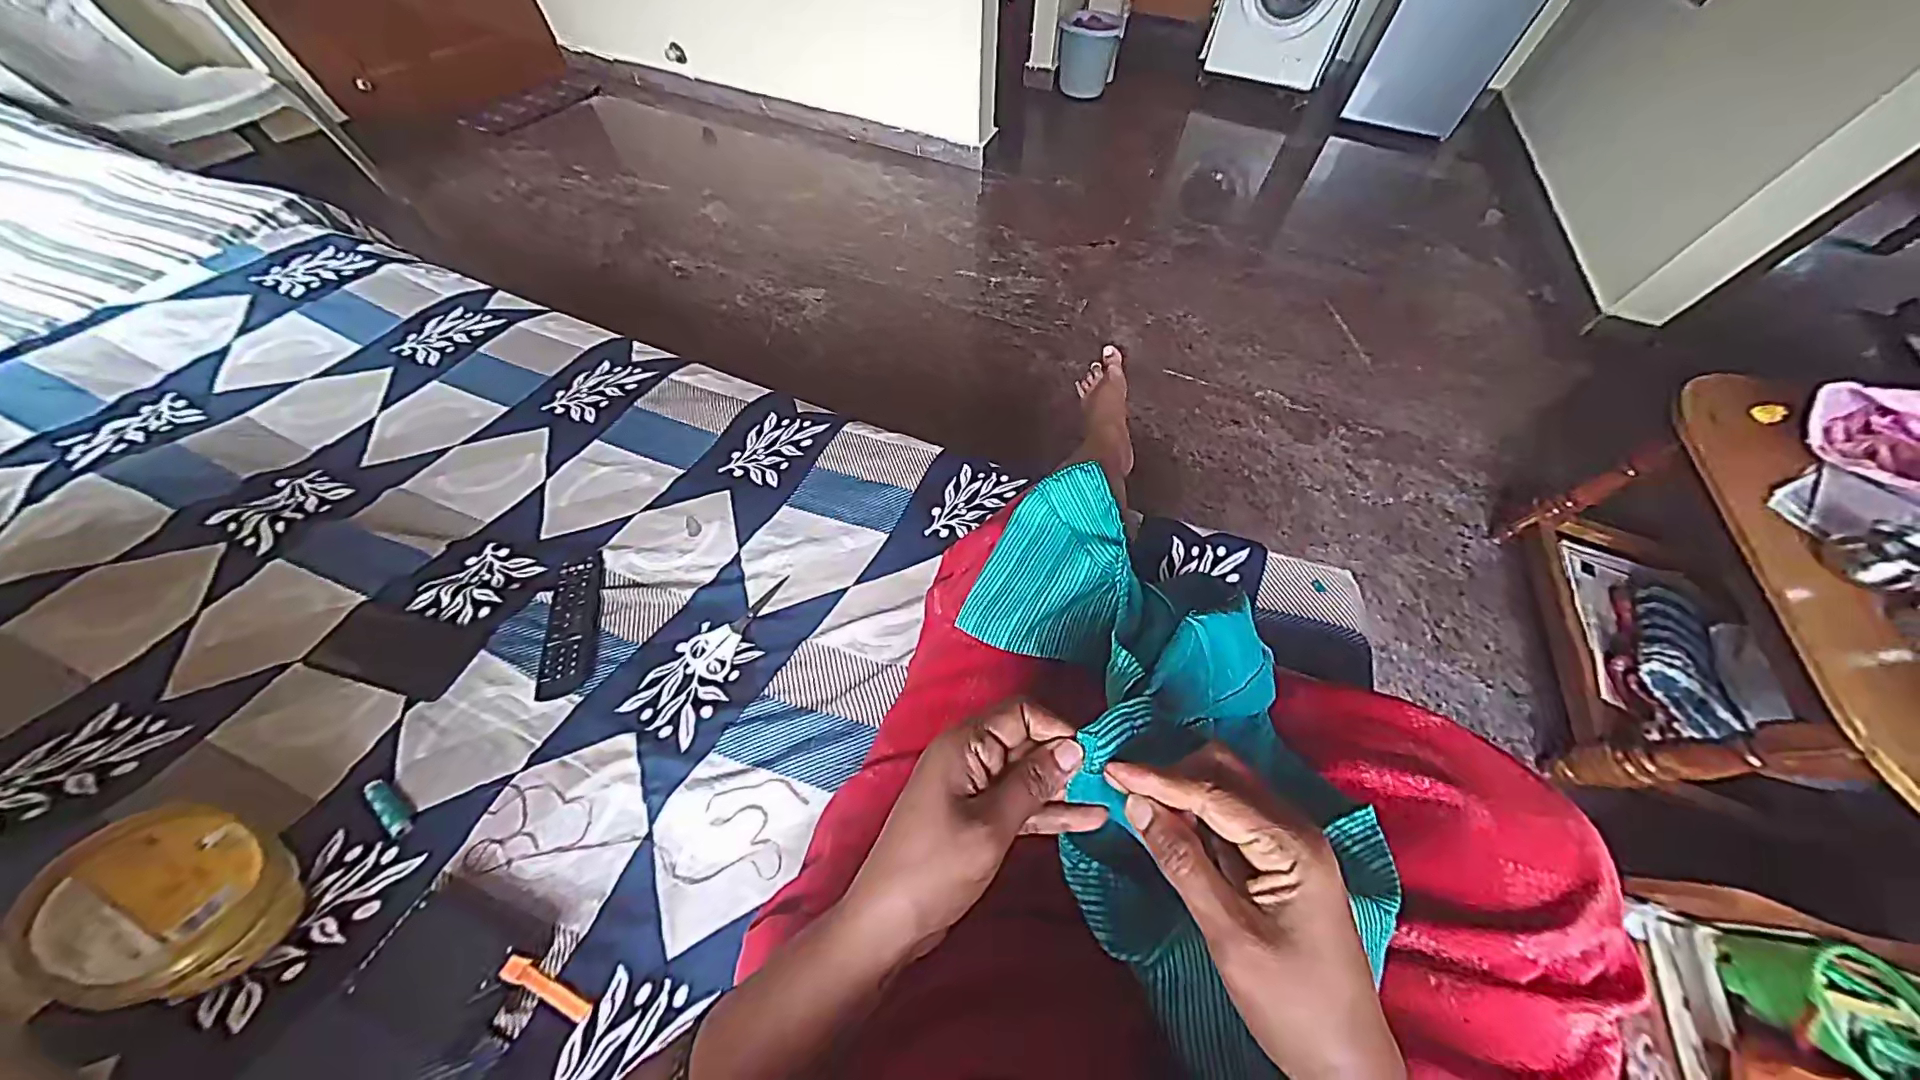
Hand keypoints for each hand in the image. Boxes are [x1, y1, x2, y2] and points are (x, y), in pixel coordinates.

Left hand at [842, 698, 1106, 956]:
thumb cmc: (935, 867)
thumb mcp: (991, 824)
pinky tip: (1088, 819)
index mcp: (966, 744)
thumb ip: (1034, 783)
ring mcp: (974, 786)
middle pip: (1026, 740)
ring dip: (1062, 786)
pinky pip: (1020, 801)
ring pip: (1027, 773)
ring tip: (1106, 797)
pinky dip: (1048, 810)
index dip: (1058, 728)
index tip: (1093, 754)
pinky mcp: (979, 814)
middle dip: (1064, 757)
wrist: (890, 921)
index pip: (1021, 713)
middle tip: (1107, 778)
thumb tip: (1074, 748)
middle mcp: (970, 755)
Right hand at [1106, 743, 1404, 1079]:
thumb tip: (1136, 804)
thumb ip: (1181, 862)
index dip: (1157, 778)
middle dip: (1172, 774)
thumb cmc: (1291, 1004)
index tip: (1111, 769)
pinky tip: (1169, 826)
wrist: (1347, 1063)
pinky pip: (1229, 817)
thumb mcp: (1229, 935)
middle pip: (1225, 773)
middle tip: (1126, 791)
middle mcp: (1294, 829)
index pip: (1212, 791)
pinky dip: (1195, 813)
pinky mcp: (1277, 860)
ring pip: (1225, 788)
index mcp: (1291, 844)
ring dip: (1181, 790)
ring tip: (1139, 804)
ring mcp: (1288, 843)